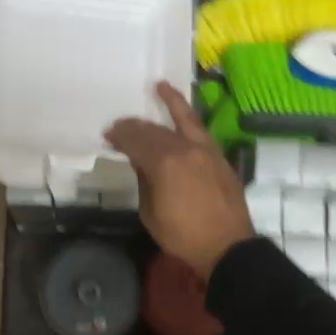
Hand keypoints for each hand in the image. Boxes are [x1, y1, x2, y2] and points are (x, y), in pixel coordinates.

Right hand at [105, 82, 254, 278]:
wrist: (227, 247)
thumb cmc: (183, 236)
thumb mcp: (151, 213)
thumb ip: (144, 181)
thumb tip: (140, 161)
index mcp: (164, 164)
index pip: (136, 141)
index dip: (120, 137)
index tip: (108, 136)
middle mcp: (184, 149)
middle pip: (155, 131)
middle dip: (135, 126)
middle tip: (121, 126)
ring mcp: (205, 150)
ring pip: (182, 122)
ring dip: (170, 103)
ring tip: (159, 87)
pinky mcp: (219, 156)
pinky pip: (201, 130)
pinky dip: (191, 117)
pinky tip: (185, 109)